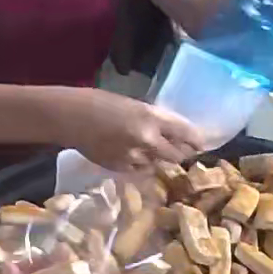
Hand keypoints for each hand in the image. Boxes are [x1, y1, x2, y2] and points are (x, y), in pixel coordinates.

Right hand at [72, 89, 203, 172]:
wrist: (72, 118)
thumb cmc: (101, 103)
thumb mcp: (135, 106)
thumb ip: (155, 121)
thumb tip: (173, 135)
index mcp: (152, 117)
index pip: (186, 133)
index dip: (196, 141)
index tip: (200, 145)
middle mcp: (148, 139)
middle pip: (177, 155)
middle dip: (180, 154)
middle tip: (181, 152)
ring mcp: (135, 157)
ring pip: (159, 165)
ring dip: (159, 160)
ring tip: (150, 151)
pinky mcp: (122, 168)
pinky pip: (141, 170)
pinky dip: (142, 165)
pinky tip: (130, 155)